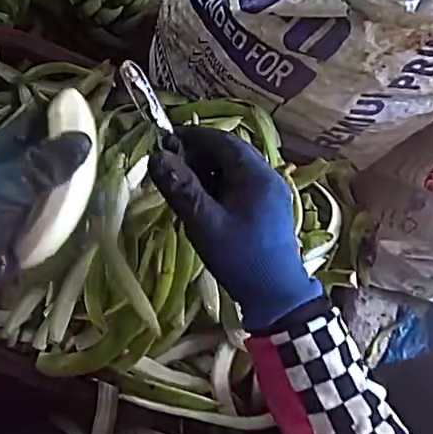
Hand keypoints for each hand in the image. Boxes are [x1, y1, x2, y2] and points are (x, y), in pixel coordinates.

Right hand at [150, 127, 322, 331]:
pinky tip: (204, 201)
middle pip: (229, 151)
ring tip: (184, 185)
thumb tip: (156, 156)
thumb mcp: (204, 223)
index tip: (164, 143)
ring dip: (208, 169)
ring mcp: (272, 191)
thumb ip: (181, 188)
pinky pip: (241, 182)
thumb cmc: (240, 258)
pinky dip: (219, 183)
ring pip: (234, 167)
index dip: (191, 137)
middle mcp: (268, 176)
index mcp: (256, 174)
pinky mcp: (269, 206)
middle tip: (170, 166)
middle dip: (198, 154)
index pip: (221, 140)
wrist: (276, 295)